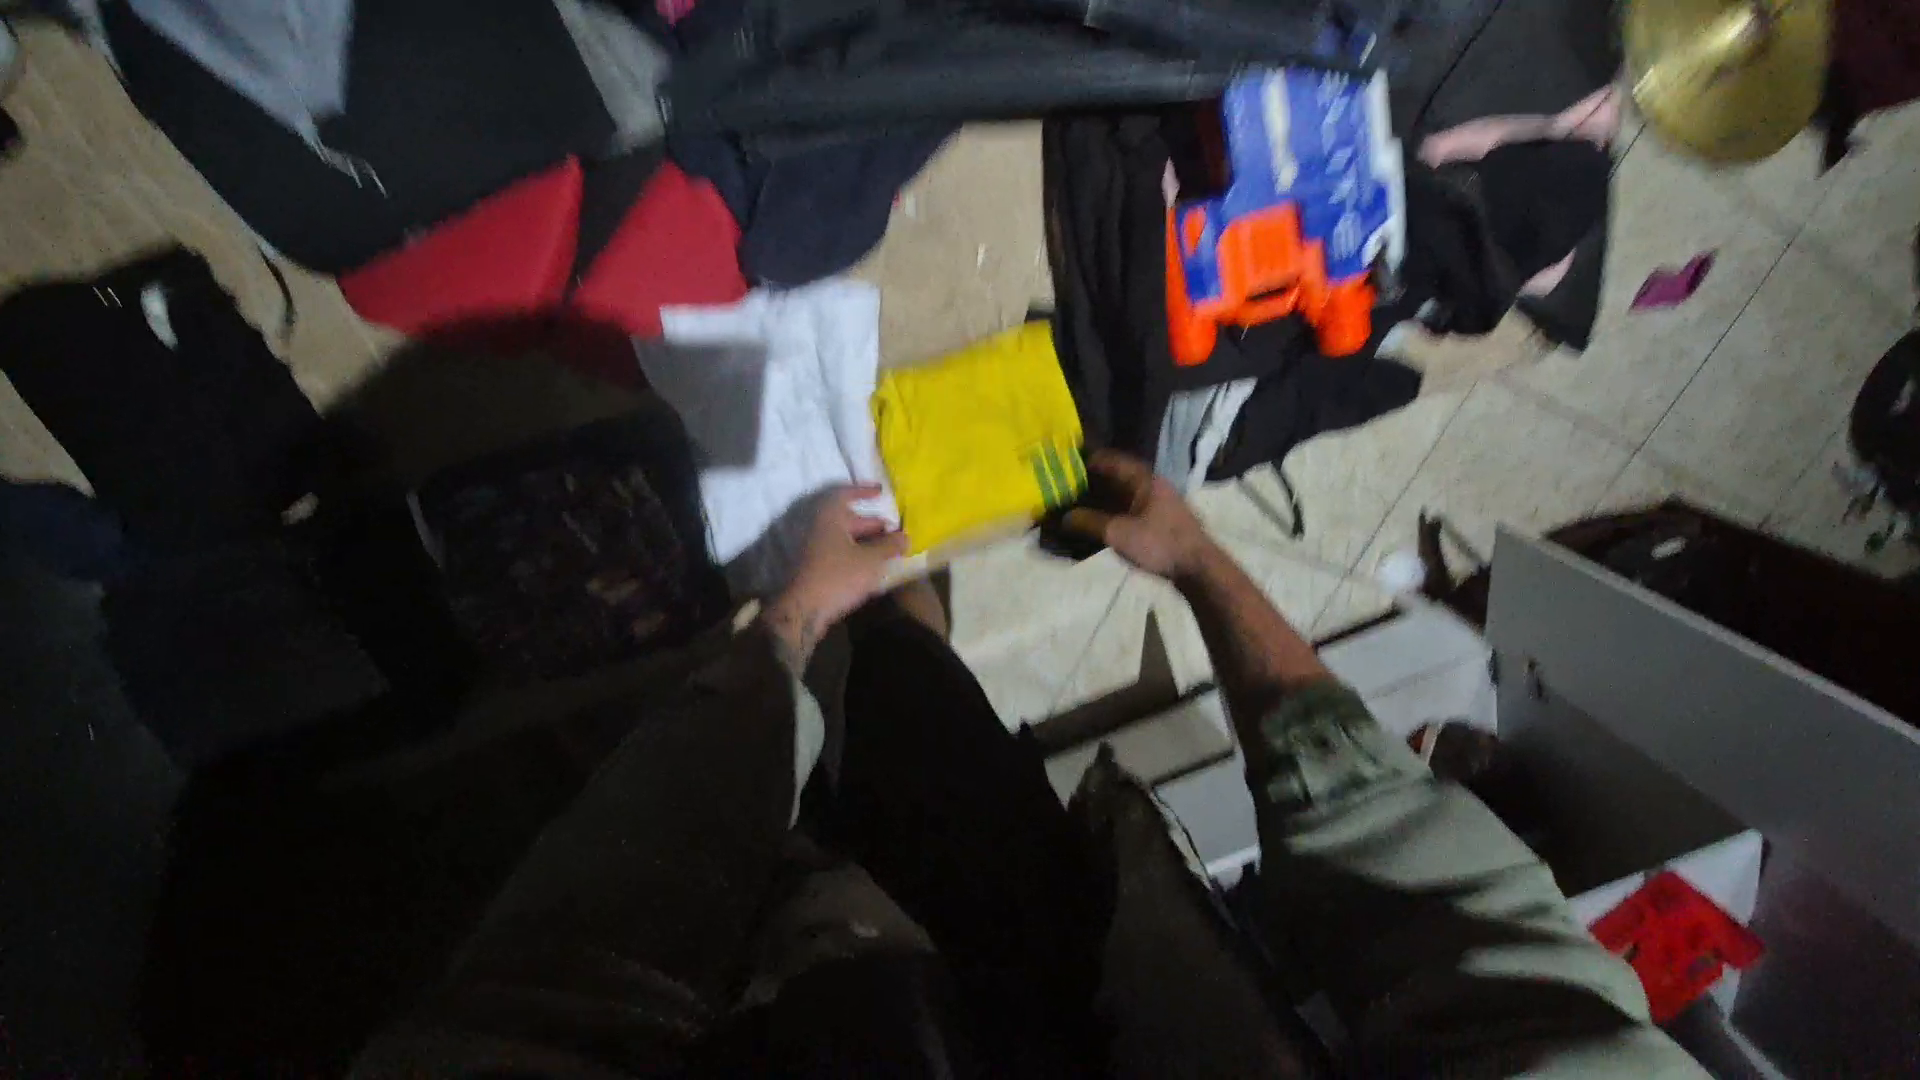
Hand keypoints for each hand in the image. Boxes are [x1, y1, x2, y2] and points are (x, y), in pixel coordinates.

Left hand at [764, 485, 907, 666]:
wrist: (803, 610)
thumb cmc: (838, 577)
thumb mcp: (871, 560)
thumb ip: (890, 546)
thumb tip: (905, 537)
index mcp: (829, 517)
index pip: (845, 493)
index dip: (864, 490)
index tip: (881, 491)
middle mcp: (817, 527)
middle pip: (846, 518)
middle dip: (871, 523)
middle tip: (893, 530)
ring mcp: (812, 548)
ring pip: (842, 537)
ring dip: (865, 540)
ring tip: (887, 549)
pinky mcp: (811, 567)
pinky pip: (836, 551)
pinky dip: (854, 553)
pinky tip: (870, 565)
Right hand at [1063, 450, 1216, 580]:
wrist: (1199, 568)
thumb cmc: (1160, 543)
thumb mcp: (1118, 533)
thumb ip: (1089, 522)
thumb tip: (1063, 517)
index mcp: (1144, 479)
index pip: (1111, 460)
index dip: (1087, 460)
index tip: (1064, 464)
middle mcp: (1151, 486)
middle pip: (1116, 477)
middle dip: (1090, 482)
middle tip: (1063, 487)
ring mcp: (1157, 504)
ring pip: (1122, 495)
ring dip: (1100, 500)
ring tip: (1074, 505)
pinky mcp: (1158, 521)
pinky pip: (1128, 510)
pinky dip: (1111, 512)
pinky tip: (1096, 522)